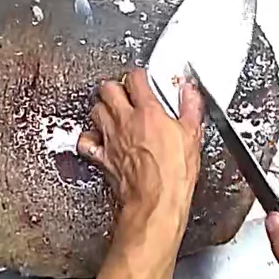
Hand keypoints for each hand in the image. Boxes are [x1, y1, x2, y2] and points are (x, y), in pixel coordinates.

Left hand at [77, 69, 204, 226]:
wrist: (156, 203)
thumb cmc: (174, 174)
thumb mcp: (192, 136)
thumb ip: (191, 107)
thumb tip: (189, 90)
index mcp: (148, 112)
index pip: (135, 78)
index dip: (140, 75)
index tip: (144, 79)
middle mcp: (124, 121)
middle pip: (108, 88)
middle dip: (116, 86)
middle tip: (125, 92)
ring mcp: (110, 138)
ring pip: (95, 109)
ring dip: (103, 107)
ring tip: (113, 110)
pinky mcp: (102, 156)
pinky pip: (85, 139)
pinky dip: (89, 136)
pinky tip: (98, 137)